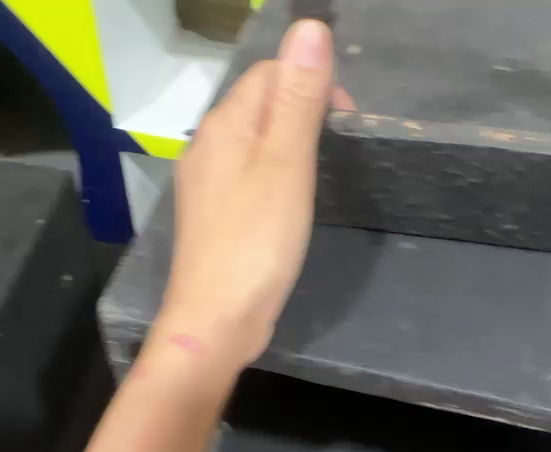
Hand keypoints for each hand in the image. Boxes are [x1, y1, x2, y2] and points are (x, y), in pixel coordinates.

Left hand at [153, 19, 351, 371]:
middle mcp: (206, 148)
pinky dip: (269, 183)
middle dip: (300, 114)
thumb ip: (297, 98)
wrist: (215, 322)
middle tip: (334, 156)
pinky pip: (243, 182)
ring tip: (313, 183)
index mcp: (224, 125)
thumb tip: (309, 28)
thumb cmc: (256, 245)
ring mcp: (203, 187)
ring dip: (285, 150)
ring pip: (250, 147)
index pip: (270, 73)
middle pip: (257, 106)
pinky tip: (283, 212)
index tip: (346, 125)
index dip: (312, 84)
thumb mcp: (286, 165)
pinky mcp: (210, 223)